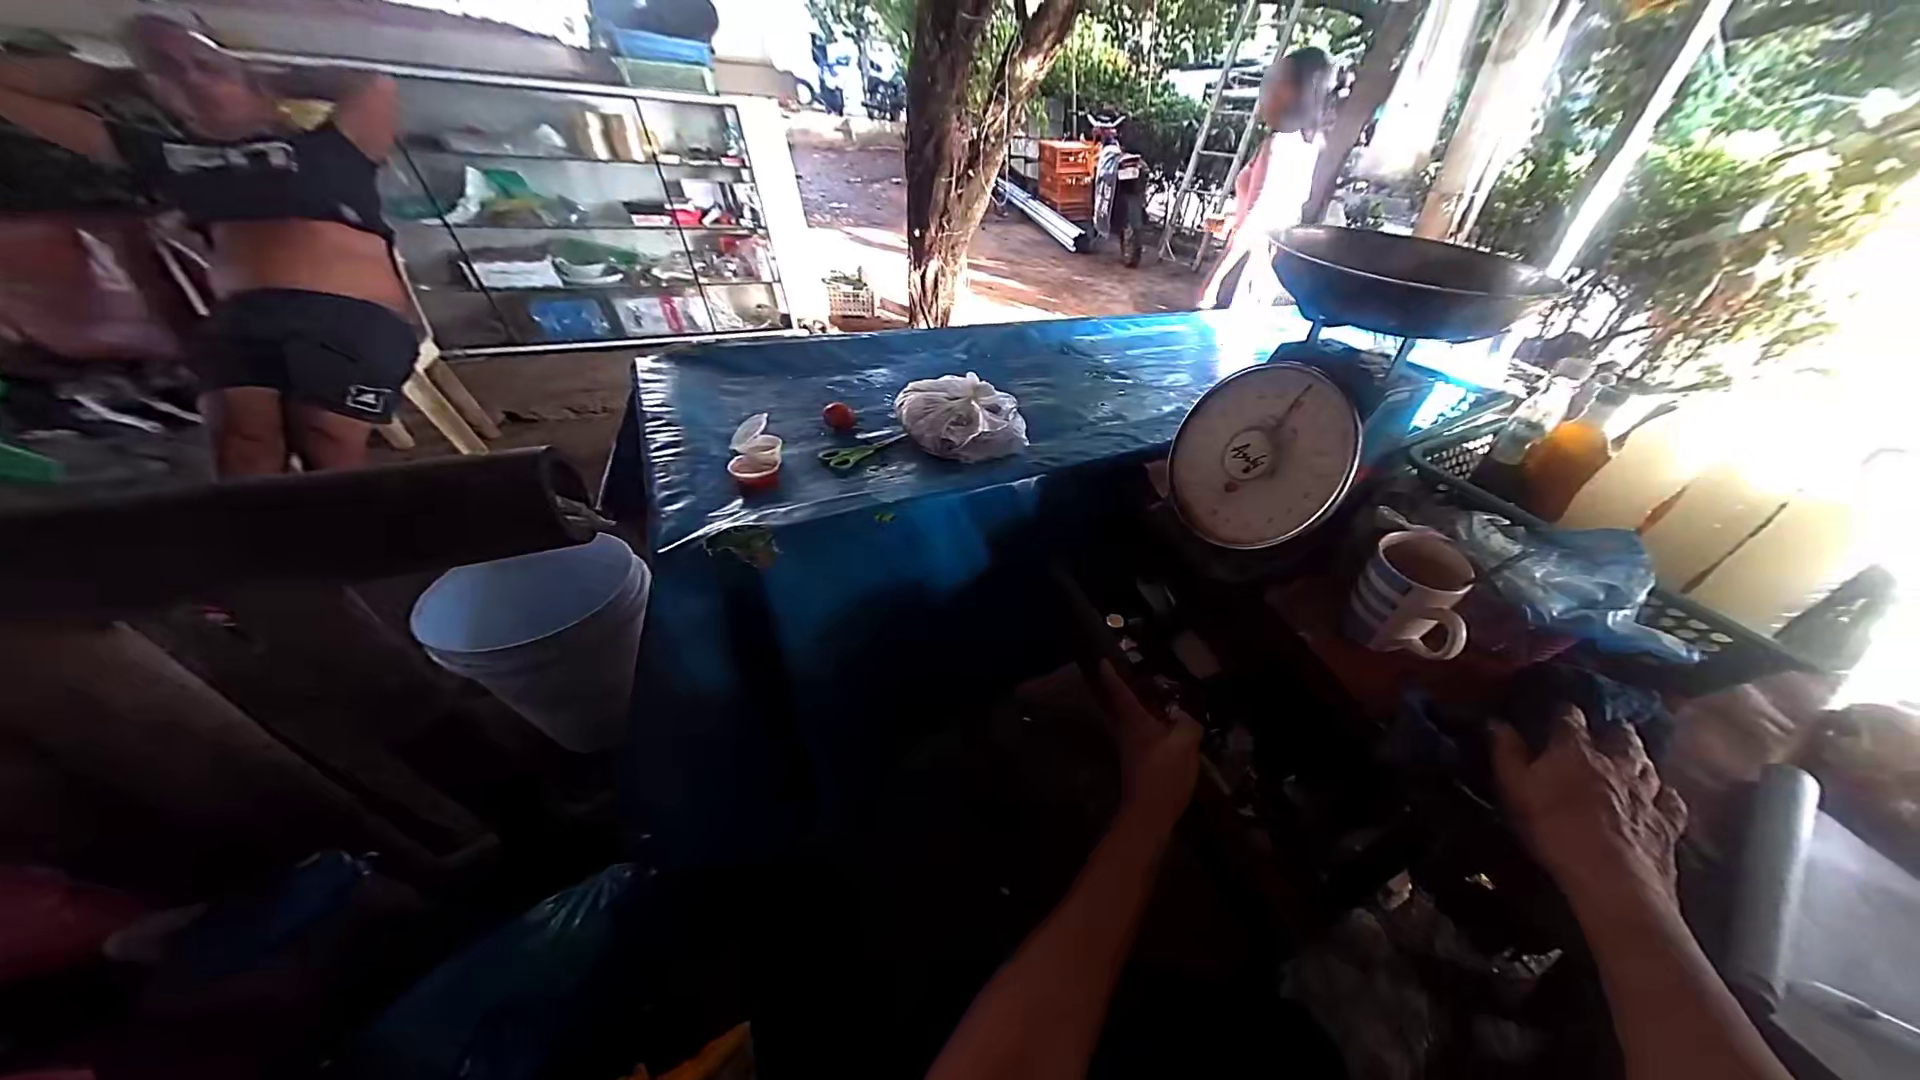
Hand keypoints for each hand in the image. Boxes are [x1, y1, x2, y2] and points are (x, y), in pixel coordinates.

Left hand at [1096, 661, 1201, 835]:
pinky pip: (1135, 733)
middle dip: (1114, 689)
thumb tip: (1186, 717)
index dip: (1110, 674)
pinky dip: (1141, 723)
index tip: (1102, 660)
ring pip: (1124, 719)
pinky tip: (1156, 727)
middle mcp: (1125, 730)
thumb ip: (1187, 725)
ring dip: (1128, 706)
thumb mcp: (1184, 746)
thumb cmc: (1163, 775)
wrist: (1148, 814)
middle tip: (1119, 674)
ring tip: (1143, 697)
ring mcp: (1128, 747)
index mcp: (1133, 721)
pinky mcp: (1135, 762)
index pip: (1118, 691)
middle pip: (1115, 704)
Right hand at [1491, 705, 1687, 910]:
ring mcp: (1647, 794)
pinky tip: (1662, 794)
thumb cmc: (1551, 826)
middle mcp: (1616, 764)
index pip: (1570, 720)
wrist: (1612, 878)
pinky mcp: (1669, 823)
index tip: (1559, 706)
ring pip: (1649, 765)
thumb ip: (1506, 752)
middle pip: (1621, 737)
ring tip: (1634, 754)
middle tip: (1608, 726)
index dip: (1564, 711)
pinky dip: (1665, 793)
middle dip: (1614, 729)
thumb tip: (1497, 722)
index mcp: (1574, 751)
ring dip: (1640, 756)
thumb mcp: (1513, 786)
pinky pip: (1672, 800)